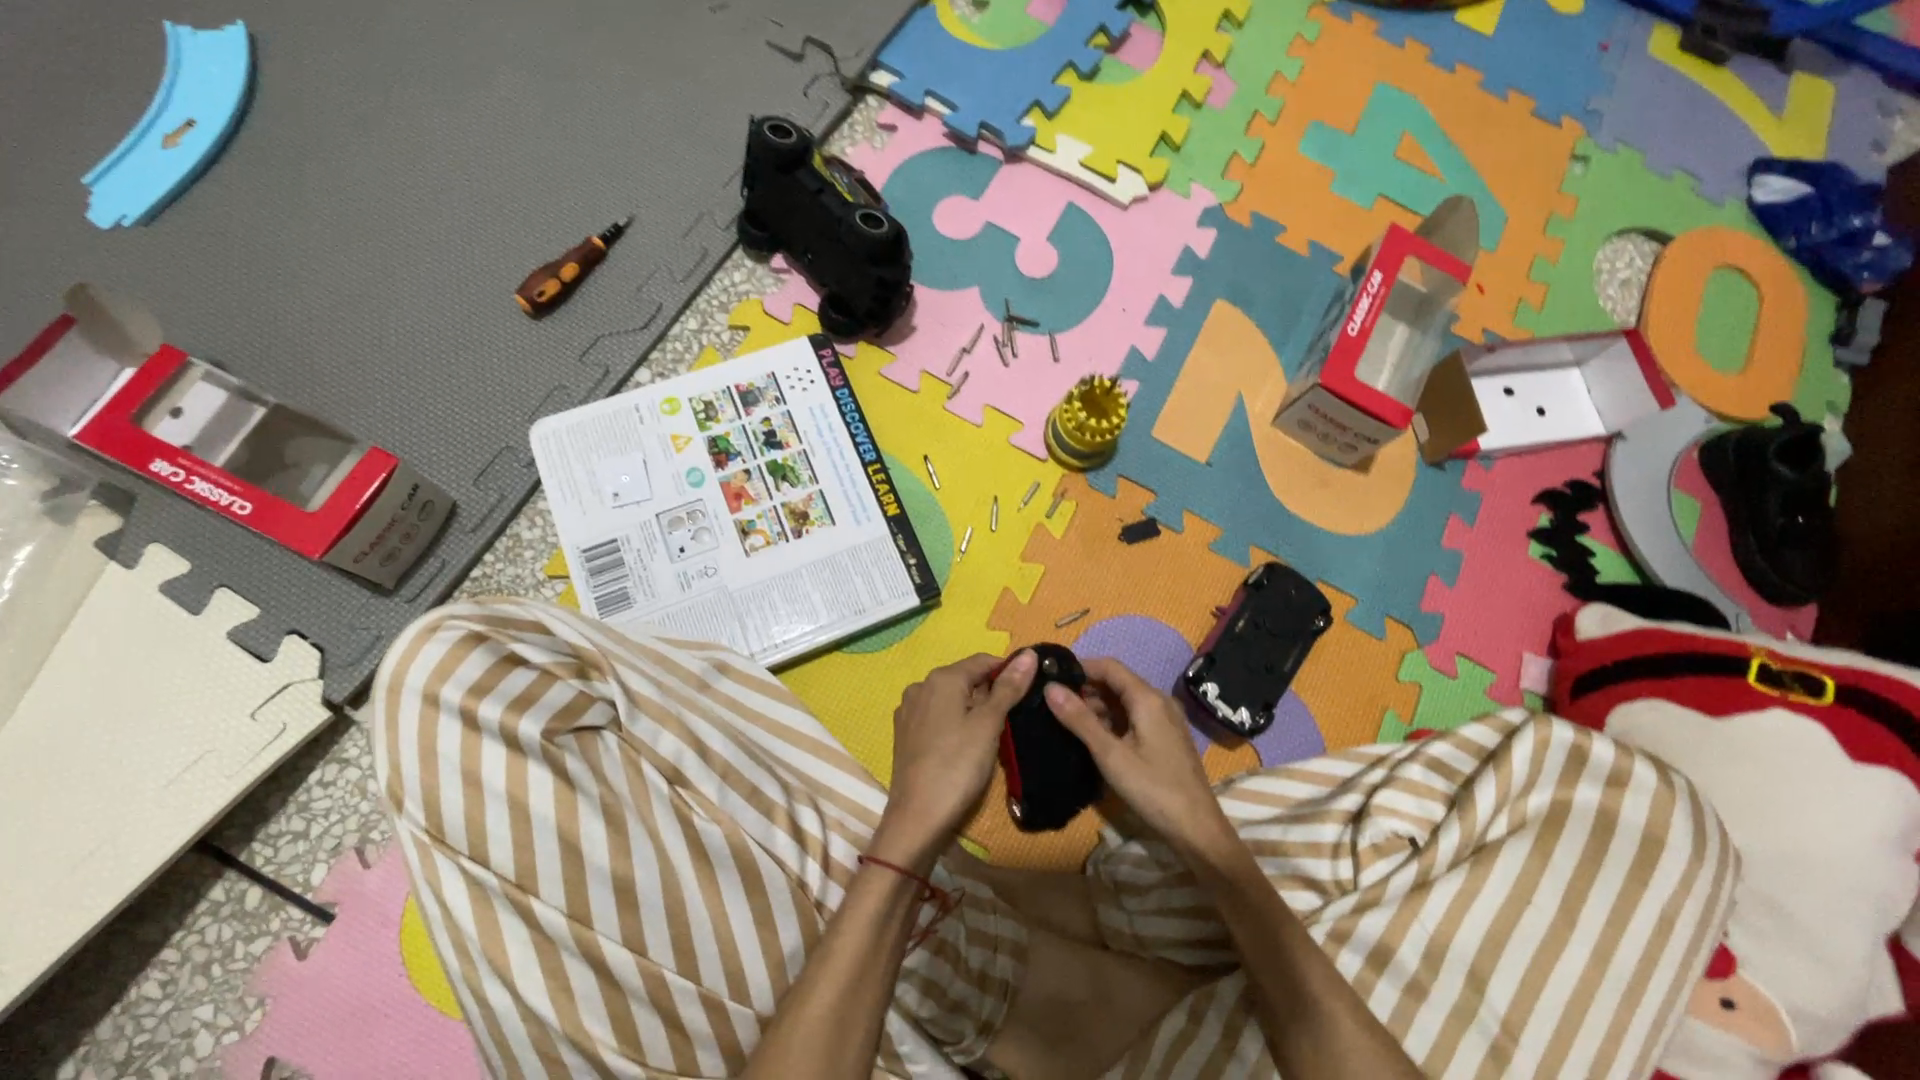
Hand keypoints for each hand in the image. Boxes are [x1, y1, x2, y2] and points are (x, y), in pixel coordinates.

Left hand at [872, 650, 1037, 869]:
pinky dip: (955, 723)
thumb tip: (1029, 654)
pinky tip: (965, 746)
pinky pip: (937, 717)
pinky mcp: (905, 734)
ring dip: (973, 709)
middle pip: (965, 679)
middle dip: (990, 693)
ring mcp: (909, 711)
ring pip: (951, 699)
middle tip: (1012, 720)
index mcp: (941, 678)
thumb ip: (1008, 688)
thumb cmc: (958, 765)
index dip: (1008, 672)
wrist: (918, 816)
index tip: (1028, 692)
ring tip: (991, 736)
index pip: (982, 661)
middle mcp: (920, 687)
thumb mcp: (989, 724)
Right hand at [1045, 658, 1236, 861]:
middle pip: (1118, 682)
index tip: (1052, 675)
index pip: (1110, 667)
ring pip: (1125, 702)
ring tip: (1065, 718)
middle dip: (1086, 688)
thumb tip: (1050, 688)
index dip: (1080, 667)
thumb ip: (1080, 720)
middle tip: (1053, 700)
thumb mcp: (1110, 754)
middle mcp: (1159, 702)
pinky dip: (1112, 720)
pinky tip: (1093, 735)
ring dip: (1098, 706)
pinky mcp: (1165, 738)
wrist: (1195, 827)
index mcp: (1148, 698)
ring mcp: (1165, 720)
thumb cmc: (1152, 788)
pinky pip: (1134, 717)